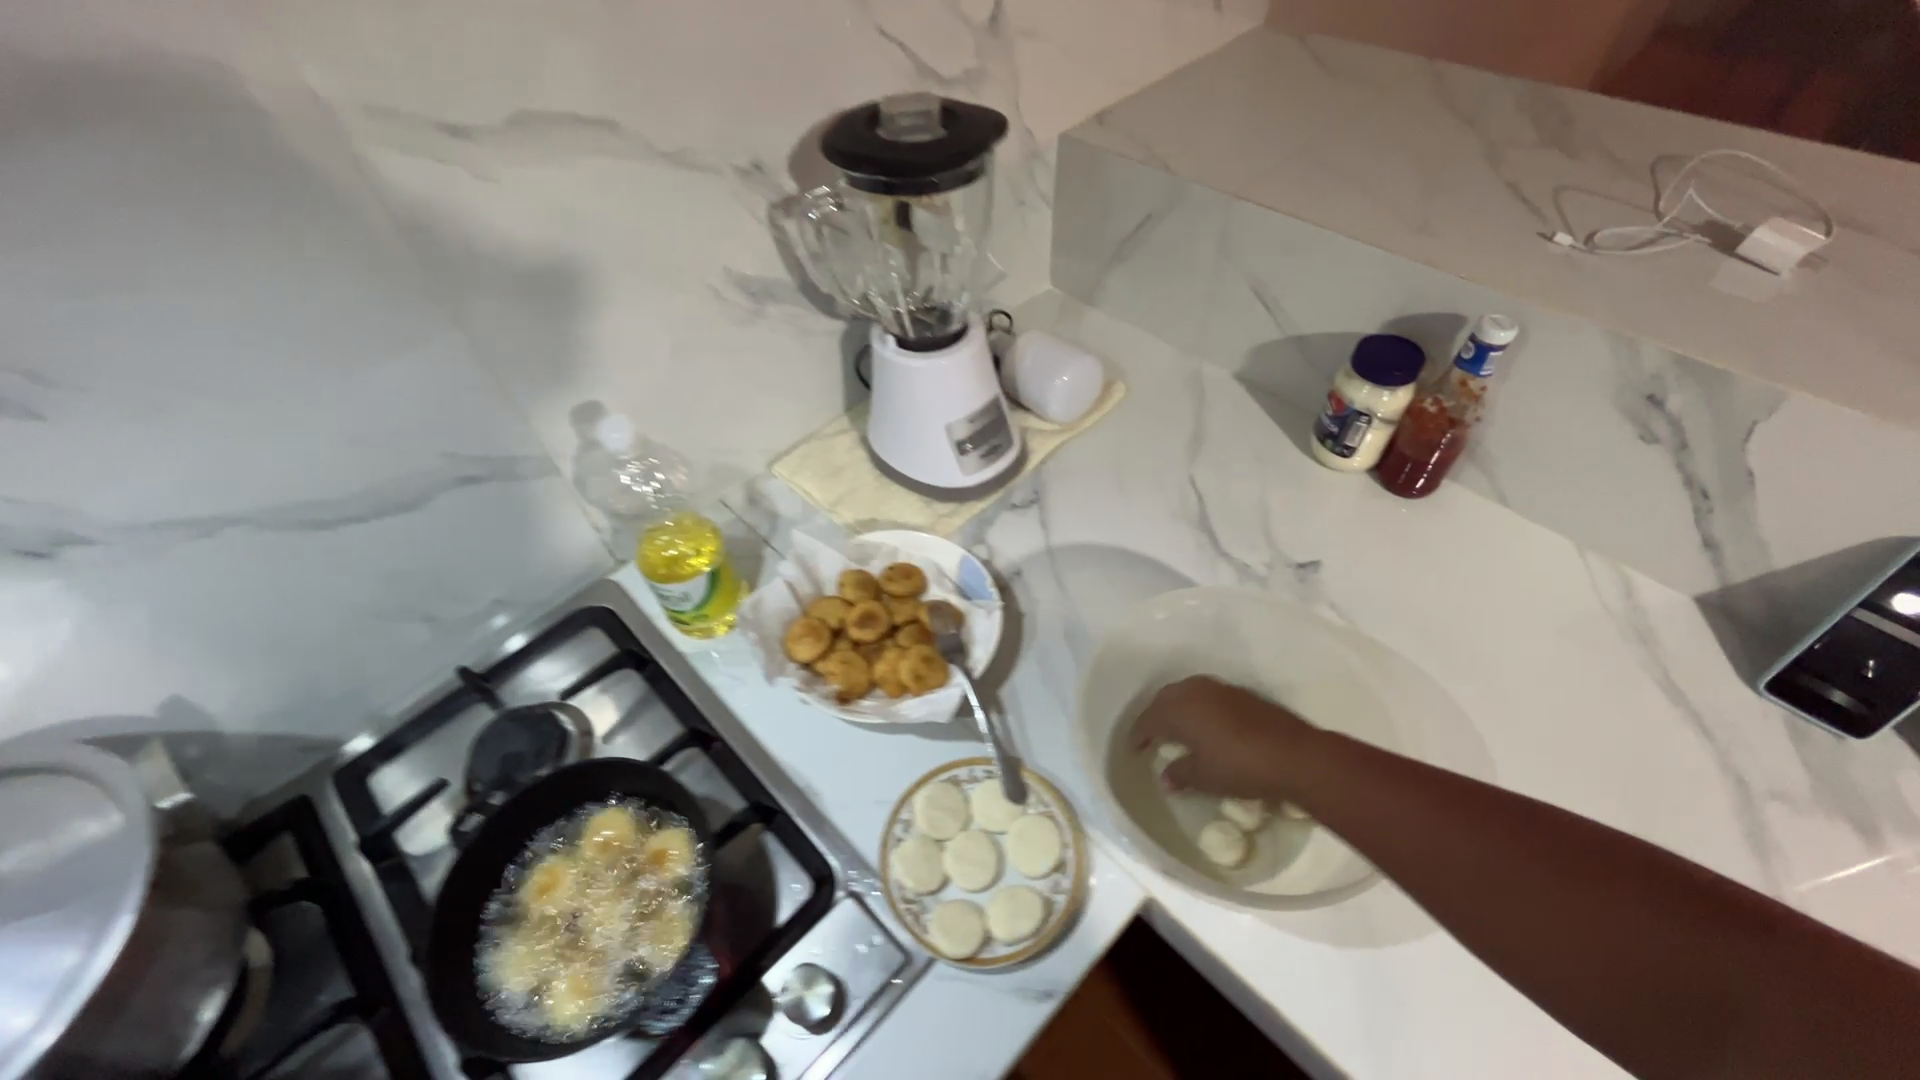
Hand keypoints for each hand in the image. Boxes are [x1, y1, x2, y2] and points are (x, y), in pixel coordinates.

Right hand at [1130, 676, 1315, 798]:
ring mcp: (1220, 689)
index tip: (1134, 749)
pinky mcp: (1241, 694)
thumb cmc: (1241, 767)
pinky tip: (1204, 724)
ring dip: (1176, 707)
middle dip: (1154, 716)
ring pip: (1186, 692)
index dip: (1138, 734)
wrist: (1295, 755)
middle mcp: (1195, 692)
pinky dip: (1197, 707)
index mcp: (1179, 709)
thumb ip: (1181, 774)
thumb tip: (1166, 778)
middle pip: (1165, 699)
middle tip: (1151, 735)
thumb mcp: (1205, 777)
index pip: (1148, 719)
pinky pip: (1206, 695)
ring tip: (1176, 727)